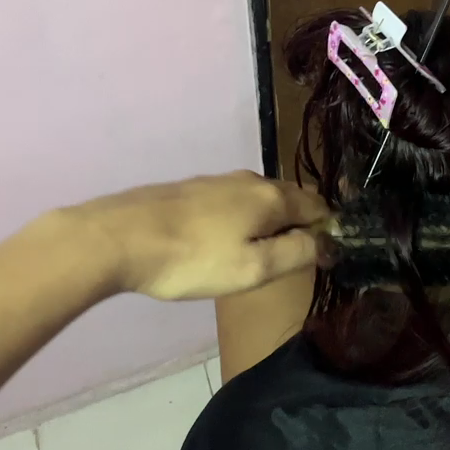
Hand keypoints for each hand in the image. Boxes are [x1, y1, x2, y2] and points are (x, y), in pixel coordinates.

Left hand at [51, 171, 328, 299]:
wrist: (120, 237)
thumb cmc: (193, 258)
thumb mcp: (254, 268)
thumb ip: (297, 253)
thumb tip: (329, 241)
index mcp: (272, 197)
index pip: (319, 206)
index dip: (327, 231)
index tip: (325, 258)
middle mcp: (251, 180)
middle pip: (291, 199)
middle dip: (300, 224)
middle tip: (292, 260)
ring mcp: (219, 182)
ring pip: (260, 200)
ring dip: (270, 222)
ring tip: (259, 254)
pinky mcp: (193, 190)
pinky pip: (234, 202)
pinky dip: (243, 219)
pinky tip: (224, 241)